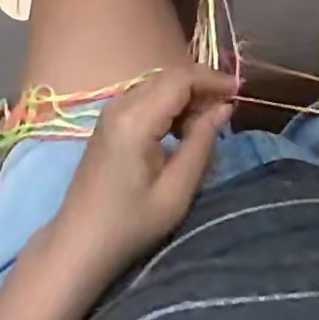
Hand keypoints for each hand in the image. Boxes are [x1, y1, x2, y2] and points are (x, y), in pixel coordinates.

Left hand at [49, 67, 232, 275]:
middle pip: (170, 76)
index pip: (181, 79)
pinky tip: (184, 128)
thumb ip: (202, 143)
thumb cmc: (130, 224)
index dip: (213, 79)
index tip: (240, 91)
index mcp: (136, 118)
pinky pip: (148, 95)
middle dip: (203, 86)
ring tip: (209, 122)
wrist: (79, 243)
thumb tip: (224, 107)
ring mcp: (112, 109)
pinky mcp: (110, 118)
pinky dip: (171, 103)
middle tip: (228, 108)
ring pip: (159, 83)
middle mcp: (121, 103)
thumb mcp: (176, 191)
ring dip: (187, 95)